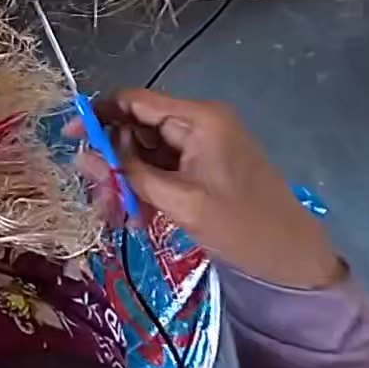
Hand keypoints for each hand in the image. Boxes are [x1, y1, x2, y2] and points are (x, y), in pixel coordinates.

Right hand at [88, 88, 344, 289]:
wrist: (296, 266)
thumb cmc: (243, 227)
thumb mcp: (177, 199)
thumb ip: (127, 171)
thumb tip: (81, 154)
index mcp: (199, 119)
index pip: (132, 101)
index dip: (97, 115)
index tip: (71, 139)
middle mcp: (196, 124)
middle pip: (132, 128)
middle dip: (111, 160)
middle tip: (100, 194)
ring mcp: (197, 144)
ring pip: (138, 151)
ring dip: (123, 180)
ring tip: (118, 214)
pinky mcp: (197, 165)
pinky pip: (154, 167)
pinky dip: (140, 188)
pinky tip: (136, 216)